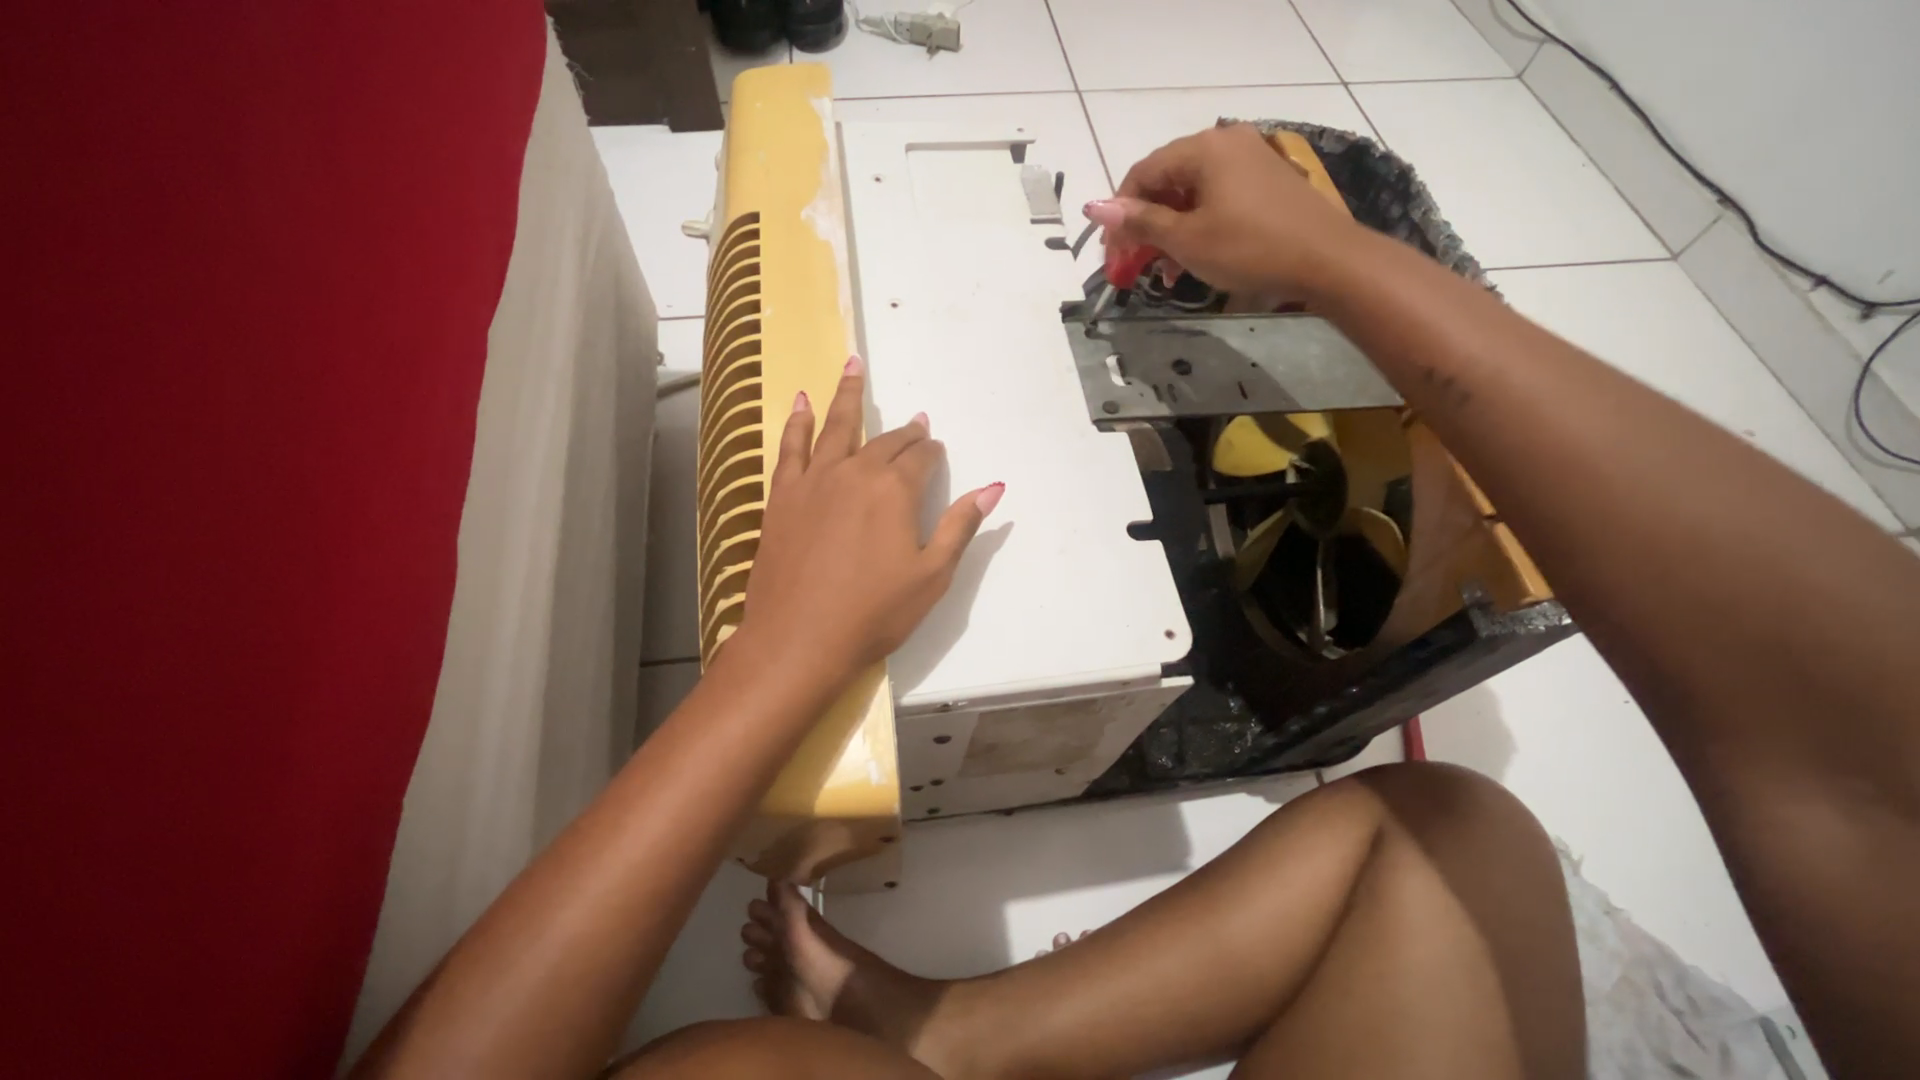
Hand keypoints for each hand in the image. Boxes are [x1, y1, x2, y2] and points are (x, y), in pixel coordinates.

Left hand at [735, 355, 1001, 681]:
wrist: (798, 640)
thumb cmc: (874, 614)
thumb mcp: (931, 575)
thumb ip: (960, 525)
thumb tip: (993, 487)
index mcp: (895, 491)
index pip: (921, 459)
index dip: (932, 454)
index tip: (936, 451)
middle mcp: (855, 472)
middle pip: (885, 442)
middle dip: (904, 433)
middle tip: (915, 424)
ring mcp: (814, 480)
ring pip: (836, 426)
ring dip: (847, 394)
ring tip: (854, 366)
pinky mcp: (782, 495)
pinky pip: (790, 446)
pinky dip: (797, 421)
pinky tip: (799, 401)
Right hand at [1084, 123, 1361, 296]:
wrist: (1328, 261)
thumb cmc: (1249, 248)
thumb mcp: (1186, 239)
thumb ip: (1139, 222)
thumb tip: (1094, 206)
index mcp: (1203, 148)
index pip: (1142, 174)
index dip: (1120, 216)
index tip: (1112, 256)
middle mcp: (1226, 143)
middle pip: (1166, 183)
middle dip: (1144, 228)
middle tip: (1132, 268)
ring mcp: (1250, 161)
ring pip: (1191, 195)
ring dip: (1169, 233)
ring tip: (1162, 273)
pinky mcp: (1267, 183)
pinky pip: (1217, 200)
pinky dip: (1197, 228)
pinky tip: (1191, 262)